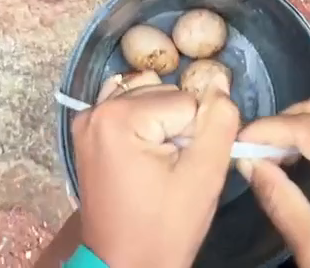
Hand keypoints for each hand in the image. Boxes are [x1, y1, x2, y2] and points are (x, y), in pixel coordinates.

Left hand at [73, 84, 240, 267]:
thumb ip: (219, 124)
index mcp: (119, 117)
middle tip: (171, 171)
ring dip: (162, 122)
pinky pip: (127, 101)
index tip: (183, 170)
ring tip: (157, 163)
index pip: (185, 101)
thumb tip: (221, 80)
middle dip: (177, 127)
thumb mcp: (202, 178)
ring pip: (149, 94)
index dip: (195, 135)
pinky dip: (141, 118)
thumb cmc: (164, 229)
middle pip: (164, 93)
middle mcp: (97, 108)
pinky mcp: (87, 128)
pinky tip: (142, 150)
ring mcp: (88, 117)